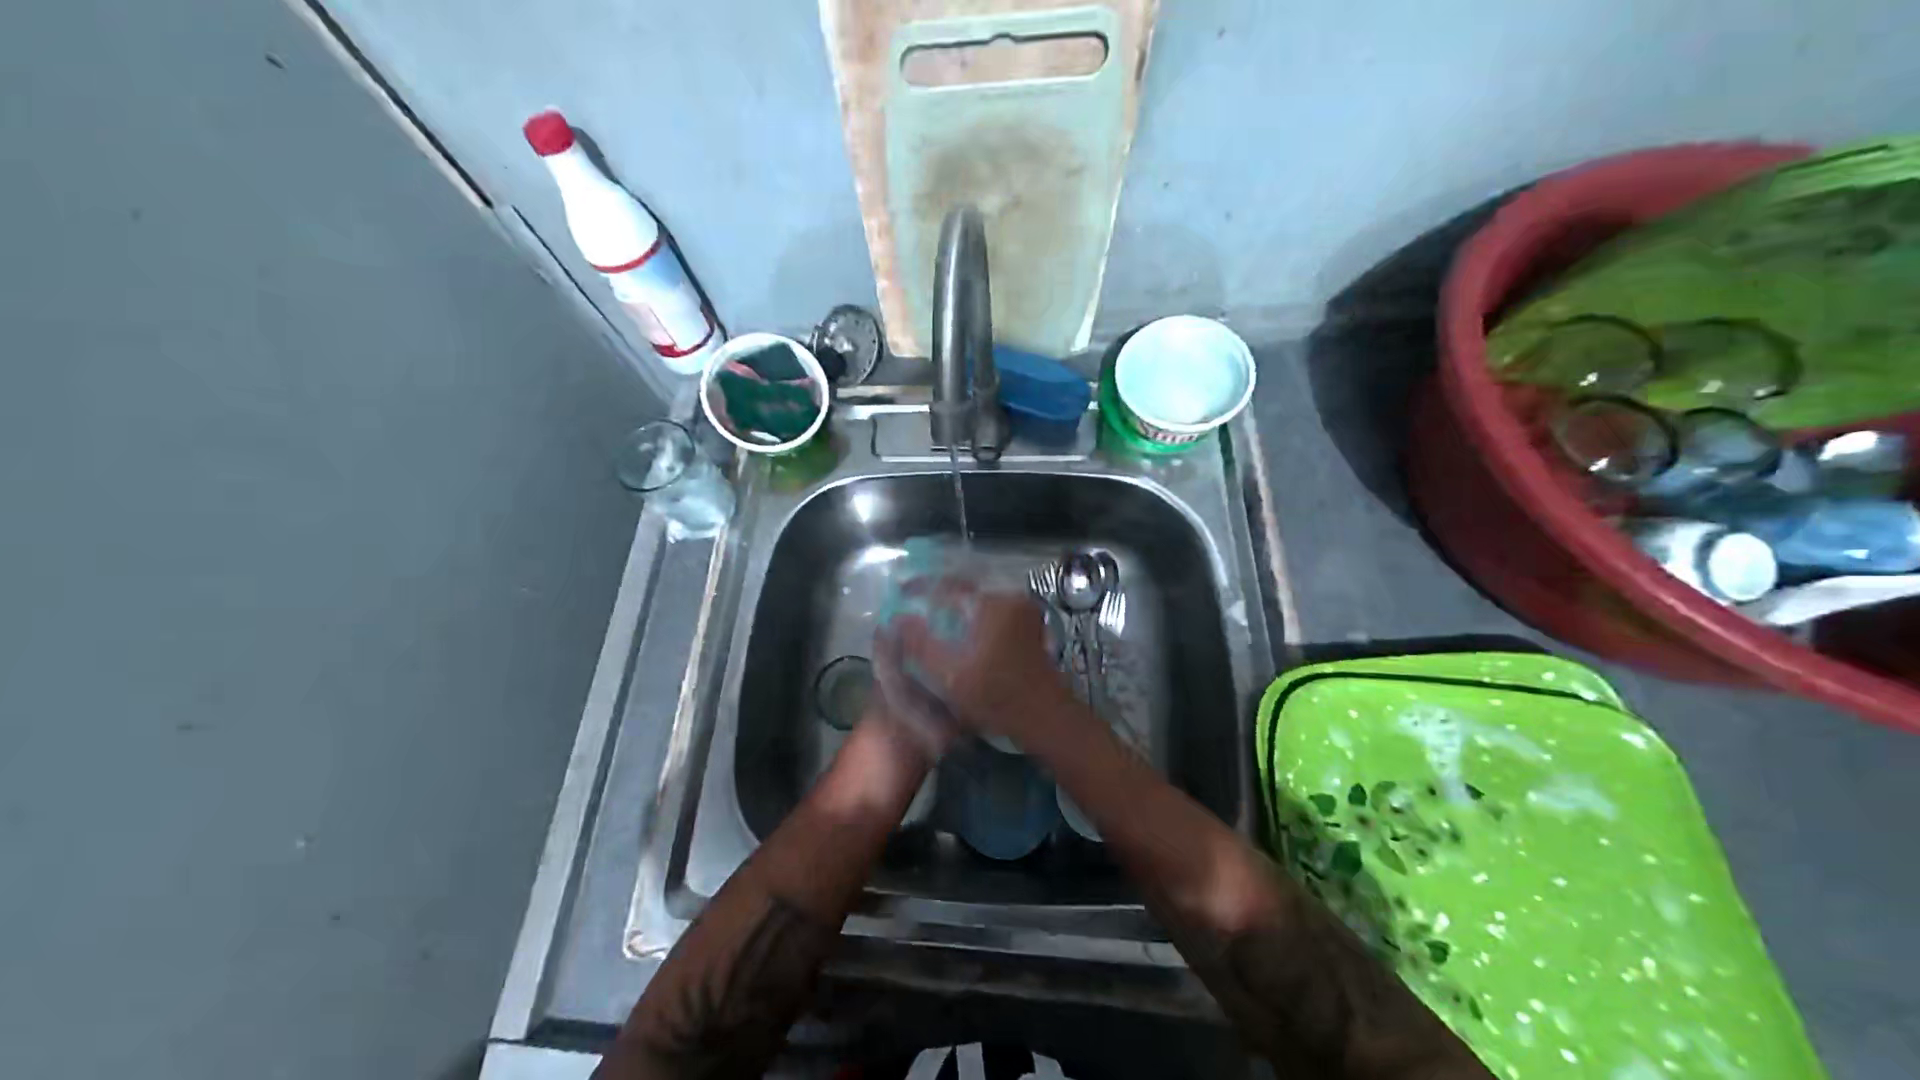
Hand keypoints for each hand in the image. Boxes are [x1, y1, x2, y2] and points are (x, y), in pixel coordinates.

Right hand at [874, 576, 1072, 746]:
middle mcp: (1011, 599)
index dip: (921, 586)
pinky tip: (957, 638)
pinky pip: (993, 615)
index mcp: (993, 604)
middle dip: (937, 598)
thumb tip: (897, 619)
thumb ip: (920, 644)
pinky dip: (973, 622)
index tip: (900, 592)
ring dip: (955, 611)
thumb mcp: (951, 675)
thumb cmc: (997, 697)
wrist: (1047, 719)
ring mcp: (1024, 613)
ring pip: (979, 604)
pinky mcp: (1029, 629)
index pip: (949, 585)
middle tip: (913, 609)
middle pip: (965, 591)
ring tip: (930, 624)